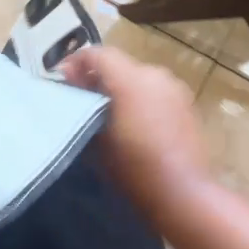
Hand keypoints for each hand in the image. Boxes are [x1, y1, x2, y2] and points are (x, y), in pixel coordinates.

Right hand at [59, 46, 210, 216]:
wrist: (183, 195)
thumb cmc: (134, 169)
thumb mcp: (97, 139)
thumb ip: (84, 103)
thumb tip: (73, 83)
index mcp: (131, 79)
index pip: (97, 54)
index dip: (75, 63)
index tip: (62, 82)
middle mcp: (155, 74)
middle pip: (118, 64)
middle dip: (97, 77)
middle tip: (81, 100)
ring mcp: (174, 88)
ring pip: (138, 77)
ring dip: (119, 87)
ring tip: (107, 114)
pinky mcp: (186, 104)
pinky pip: (155, 91)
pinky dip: (139, 98)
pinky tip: (133, 124)